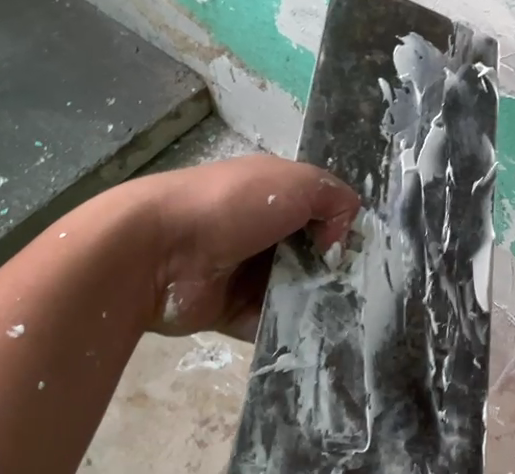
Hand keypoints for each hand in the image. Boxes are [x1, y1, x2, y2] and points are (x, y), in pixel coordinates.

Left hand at [105, 155, 359, 340]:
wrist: (155, 252)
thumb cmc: (232, 204)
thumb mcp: (300, 183)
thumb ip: (337, 200)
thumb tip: (342, 239)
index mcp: (273, 190)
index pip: (321, 206)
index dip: (342, 223)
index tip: (359, 245)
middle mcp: (260, 227)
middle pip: (310, 248)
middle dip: (332, 265)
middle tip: (356, 284)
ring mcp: (243, 270)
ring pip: (292, 286)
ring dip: (314, 298)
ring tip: (341, 312)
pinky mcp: (227, 311)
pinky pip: (267, 321)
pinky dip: (287, 327)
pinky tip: (313, 332)